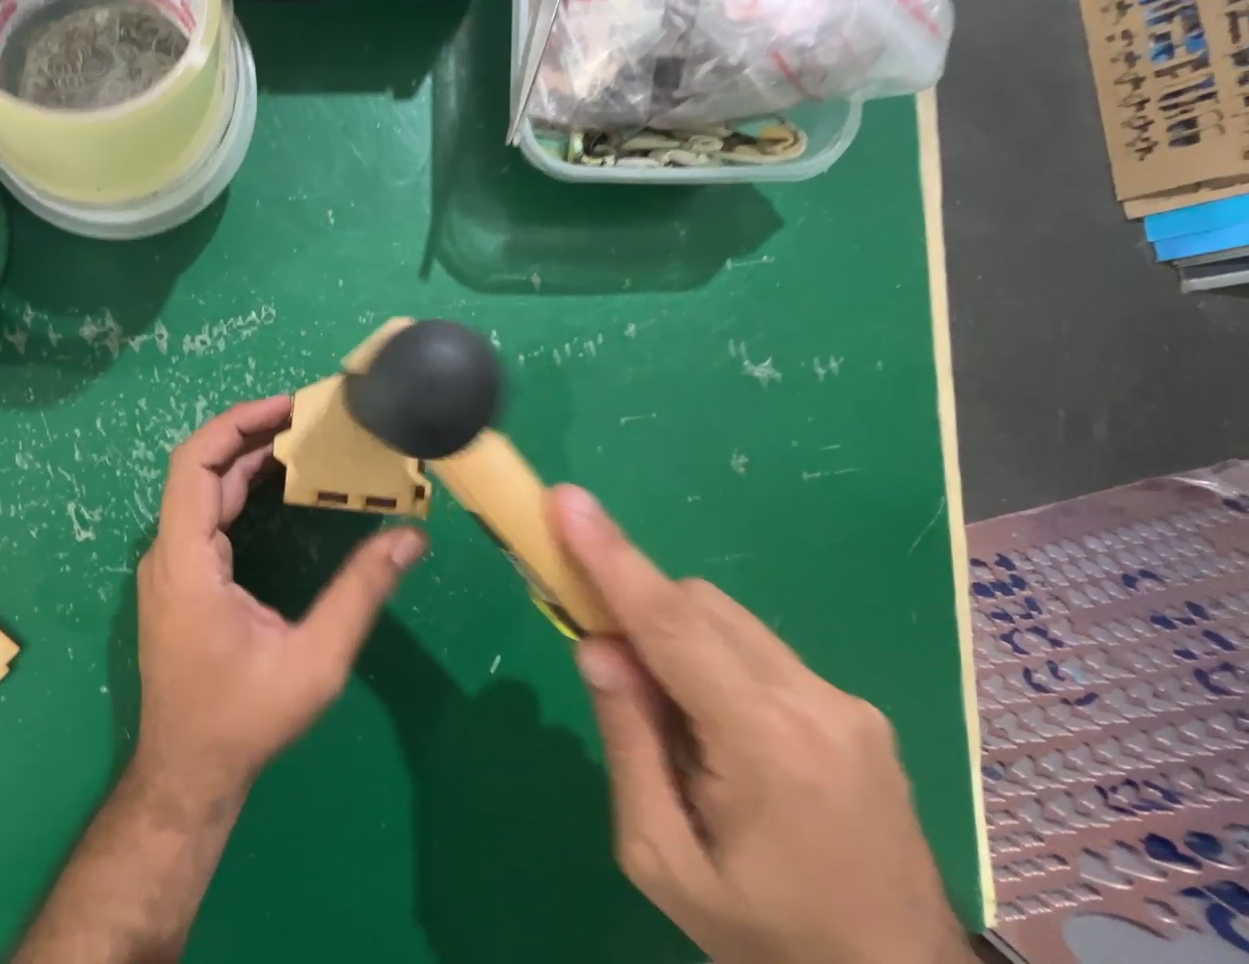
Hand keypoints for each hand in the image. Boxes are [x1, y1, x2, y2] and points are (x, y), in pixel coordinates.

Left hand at [133, 395, 427, 804]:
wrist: (189, 772)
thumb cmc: (245, 720)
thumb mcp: (315, 660)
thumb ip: (361, 593)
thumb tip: (412, 538)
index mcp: (185, 562)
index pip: (193, 465)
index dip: (236, 425)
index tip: (287, 409)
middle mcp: (168, 556)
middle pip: (200, 472)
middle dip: (254, 438)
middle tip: (314, 422)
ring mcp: (170, 570)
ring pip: (203, 495)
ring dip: (249, 464)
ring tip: (307, 445)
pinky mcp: (181, 584)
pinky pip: (207, 520)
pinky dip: (242, 494)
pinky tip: (282, 489)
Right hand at [550, 484, 971, 963]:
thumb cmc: (760, 934)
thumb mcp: (661, 855)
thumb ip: (629, 742)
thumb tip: (598, 647)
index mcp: (767, 744)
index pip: (673, 627)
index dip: (612, 560)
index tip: (566, 502)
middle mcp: (817, 702)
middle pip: (701, 608)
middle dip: (634, 604)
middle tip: (590, 642)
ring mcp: (847, 704)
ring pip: (731, 623)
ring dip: (673, 635)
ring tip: (659, 716)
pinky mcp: (855, 713)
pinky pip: (760, 654)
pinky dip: (712, 660)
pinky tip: (707, 728)